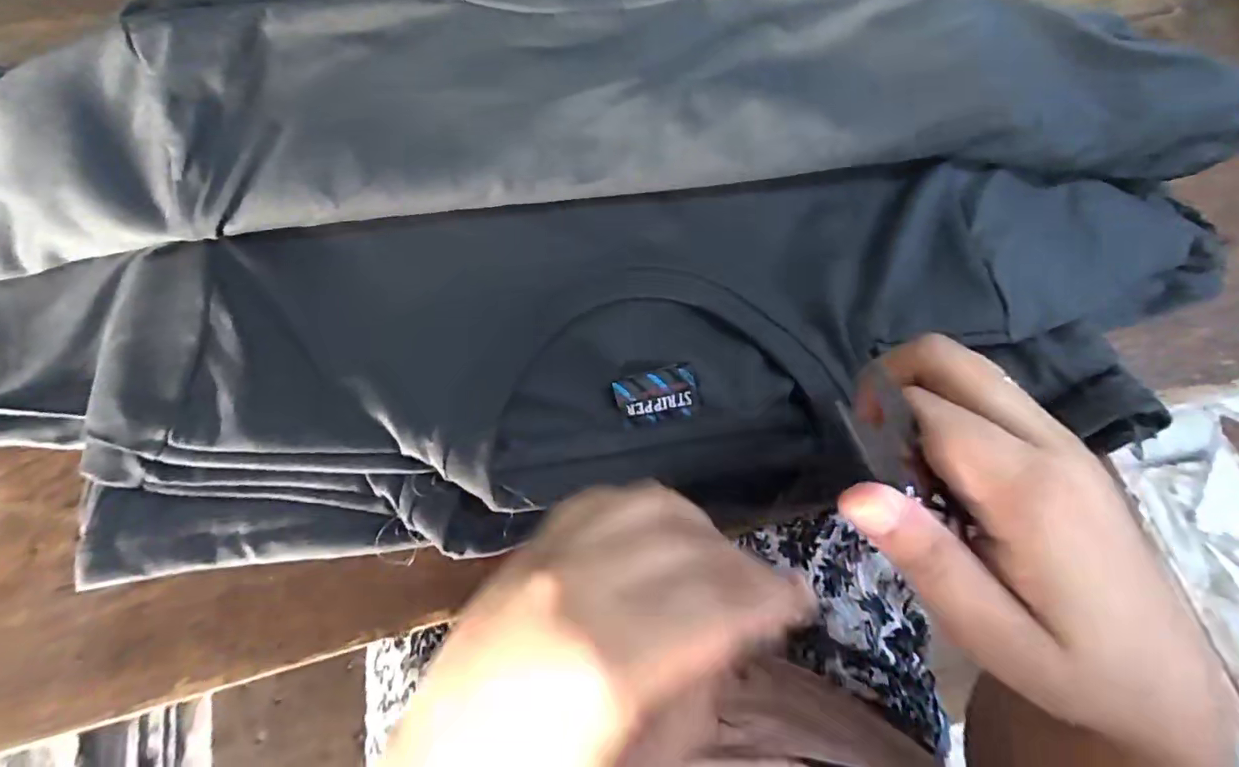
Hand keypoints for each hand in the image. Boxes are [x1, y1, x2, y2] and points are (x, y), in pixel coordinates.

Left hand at [383, 484, 812, 766]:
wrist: (438, 759)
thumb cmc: (546, 766)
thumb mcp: (639, 754)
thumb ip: (693, 692)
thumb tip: (732, 635)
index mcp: (608, 661)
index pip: (717, 599)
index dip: (771, 594)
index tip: (800, 601)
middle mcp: (579, 588)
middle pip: (690, 545)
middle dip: (745, 564)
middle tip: (769, 591)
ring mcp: (548, 556)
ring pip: (651, 504)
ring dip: (700, 528)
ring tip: (718, 561)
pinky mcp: (530, 543)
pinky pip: (605, 498)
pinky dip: (647, 509)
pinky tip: (660, 536)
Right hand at [839, 335, 1236, 766]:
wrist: (1170, 686)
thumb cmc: (1071, 667)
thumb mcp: (987, 631)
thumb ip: (923, 554)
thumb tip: (852, 493)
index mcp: (1028, 488)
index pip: (926, 406)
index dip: (880, 420)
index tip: (871, 469)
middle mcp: (1049, 442)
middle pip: (949, 357)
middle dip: (890, 377)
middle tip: (874, 438)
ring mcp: (1065, 437)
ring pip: (971, 367)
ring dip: (920, 388)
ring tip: (910, 455)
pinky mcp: (1069, 444)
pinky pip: (992, 392)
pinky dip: (949, 401)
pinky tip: (950, 464)